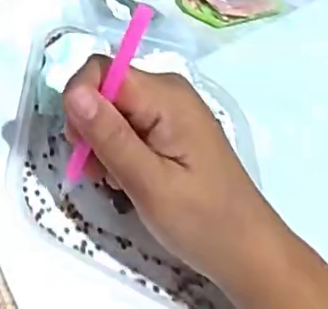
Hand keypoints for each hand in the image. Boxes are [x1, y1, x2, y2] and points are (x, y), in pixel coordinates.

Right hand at [62, 58, 274, 289]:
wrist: (254, 258)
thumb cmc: (204, 222)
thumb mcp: (150, 184)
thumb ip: (109, 135)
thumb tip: (73, 91)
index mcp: (165, 95)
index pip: (102, 69)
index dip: (80, 98)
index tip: (77, 142)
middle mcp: (167, 89)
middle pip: (106, 87)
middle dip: (89, 123)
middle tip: (94, 170)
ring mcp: (171, 108)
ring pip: (114, 106)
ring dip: (101, 139)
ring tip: (112, 180)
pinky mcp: (171, 126)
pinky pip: (129, 121)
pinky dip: (117, 146)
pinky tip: (124, 176)